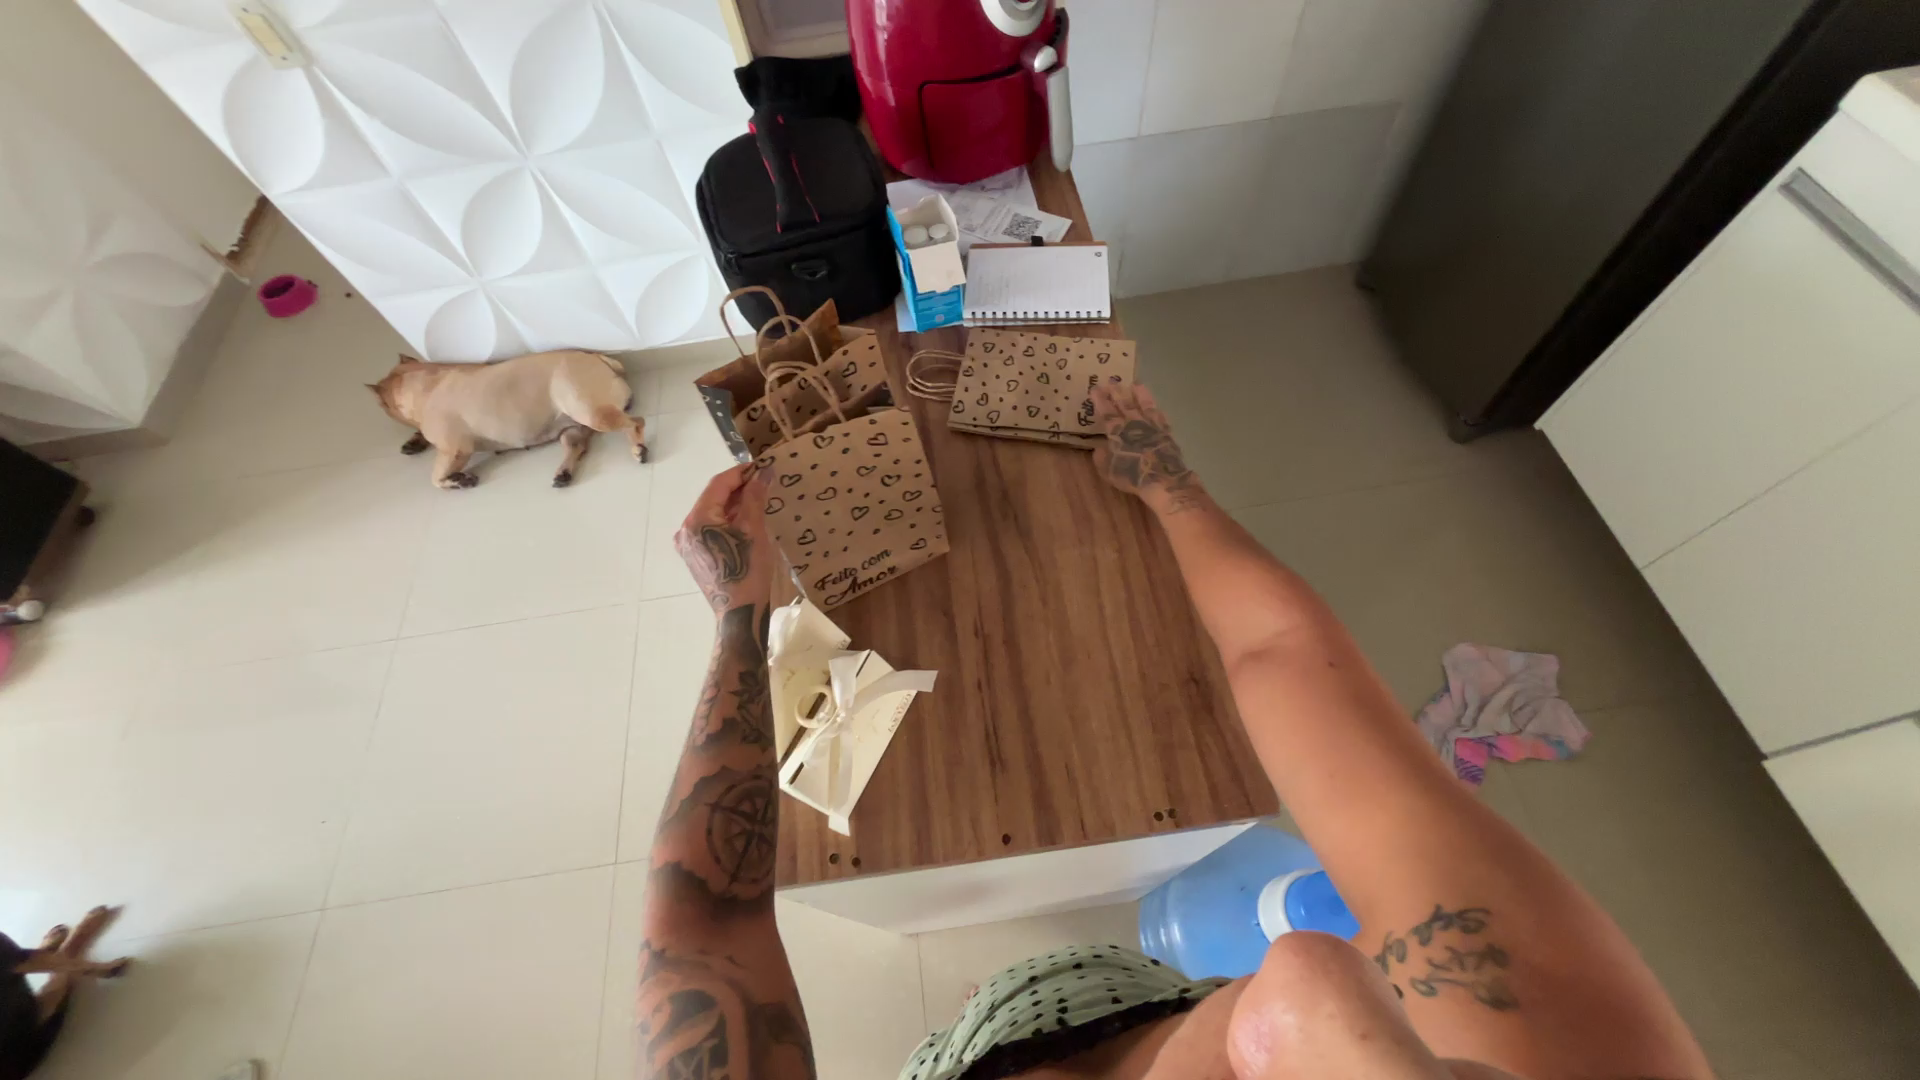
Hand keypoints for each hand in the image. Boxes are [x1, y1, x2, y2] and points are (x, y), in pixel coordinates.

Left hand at [675, 464, 772, 611]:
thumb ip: (755, 497)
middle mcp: (685, 529)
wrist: (739, 612)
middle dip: (738, 489)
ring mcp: (687, 544)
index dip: (740, 472)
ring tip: (758, 501)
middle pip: (713, 499)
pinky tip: (745, 523)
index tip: (761, 466)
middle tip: (763, 483)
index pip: (718, 484)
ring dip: (733, 505)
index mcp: (697, 520)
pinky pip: (710, 530)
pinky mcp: (694, 557)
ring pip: (711, 514)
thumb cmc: (748, 570)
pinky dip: (727, 522)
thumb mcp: (755, 529)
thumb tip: (764, 472)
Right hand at [1092, 383, 1207, 514]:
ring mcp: (1152, 427)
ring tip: (1135, 384)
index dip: (1100, 400)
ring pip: (1145, 405)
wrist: (1163, 479)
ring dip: (1139, 394)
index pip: (1107, 412)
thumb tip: (1099, 449)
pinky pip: (1160, 417)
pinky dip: (1156, 410)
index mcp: (1118, 432)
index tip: (1095, 388)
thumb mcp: (1109, 470)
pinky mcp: (1166, 433)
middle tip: (1112, 381)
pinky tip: (1156, 407)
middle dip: (1117, 392)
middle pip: (1125, 404)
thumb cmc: (1132, 475)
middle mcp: (1135, 424)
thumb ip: (1102, 458)